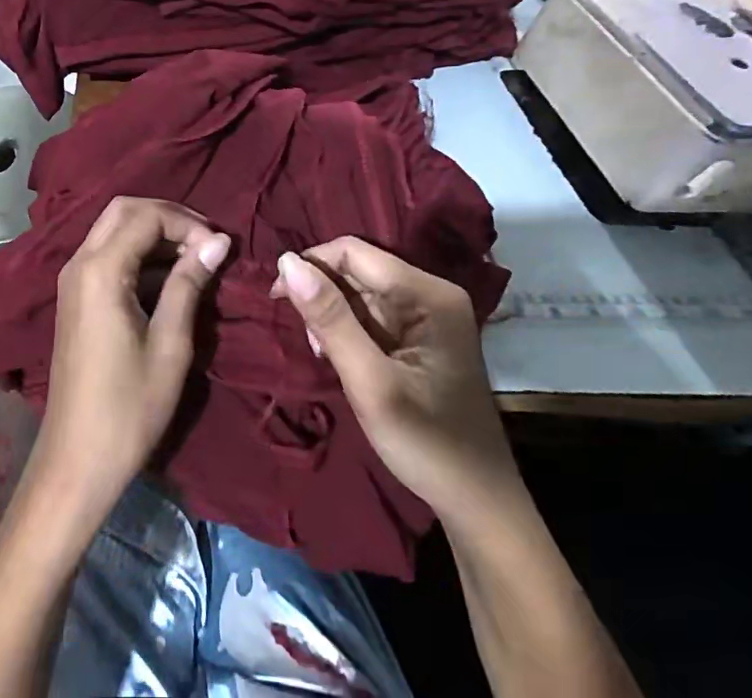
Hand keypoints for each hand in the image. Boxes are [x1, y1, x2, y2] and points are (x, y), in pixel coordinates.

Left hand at [40, 197, 230, 506]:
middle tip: (208, 244)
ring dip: (154, 235)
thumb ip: (189, 284)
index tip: (220, 249)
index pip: (144, 216)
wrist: (78, 455)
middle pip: (122, 211)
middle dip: (168, 218)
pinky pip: (106, 257)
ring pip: (112, 231)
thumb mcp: (170, 344)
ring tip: (197, 261)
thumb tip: (217, 242)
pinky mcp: (75, 298)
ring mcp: (71, 281)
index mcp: (99, 270)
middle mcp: (77, 264)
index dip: (186, 223)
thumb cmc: (129, 406)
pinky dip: (139, 256)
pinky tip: (170, 280)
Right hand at [273, 238, 516, 515]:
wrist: (475, 499)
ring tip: (326, 355)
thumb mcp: (370, 382)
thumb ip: (330, 319)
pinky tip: (340, 358)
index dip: (310, 266)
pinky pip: (367, 313)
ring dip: (330, 315)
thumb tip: (286, 262)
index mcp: (430, 295)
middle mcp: (431, 293)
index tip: (276, 301)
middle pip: (356, 267)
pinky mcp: (416, 334)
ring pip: (357, 289)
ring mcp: (426, 314)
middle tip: (312, 343)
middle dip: (321, 295)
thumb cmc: (426, 442)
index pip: (353, 252)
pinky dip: (344, 329)